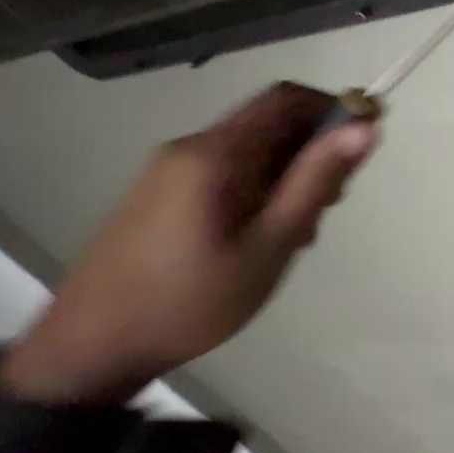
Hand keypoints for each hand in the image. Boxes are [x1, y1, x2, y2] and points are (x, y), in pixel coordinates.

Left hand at [0, 84, 376, 403]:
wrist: (86, 354)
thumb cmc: (190, 301)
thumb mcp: (270, 244)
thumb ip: (316, 180)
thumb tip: (367, 127)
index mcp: (214, 153)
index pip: (288, 98)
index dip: (334, 109)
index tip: (361, 150)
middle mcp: (190, 148)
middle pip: (272, 122)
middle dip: (314, 152)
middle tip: (327, 207)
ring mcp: (169, 171)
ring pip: (254, 149)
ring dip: (290, 175)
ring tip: (295, 232)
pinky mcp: (160, 194)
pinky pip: (228, 170)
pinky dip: (260, 188)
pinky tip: (260, 236)